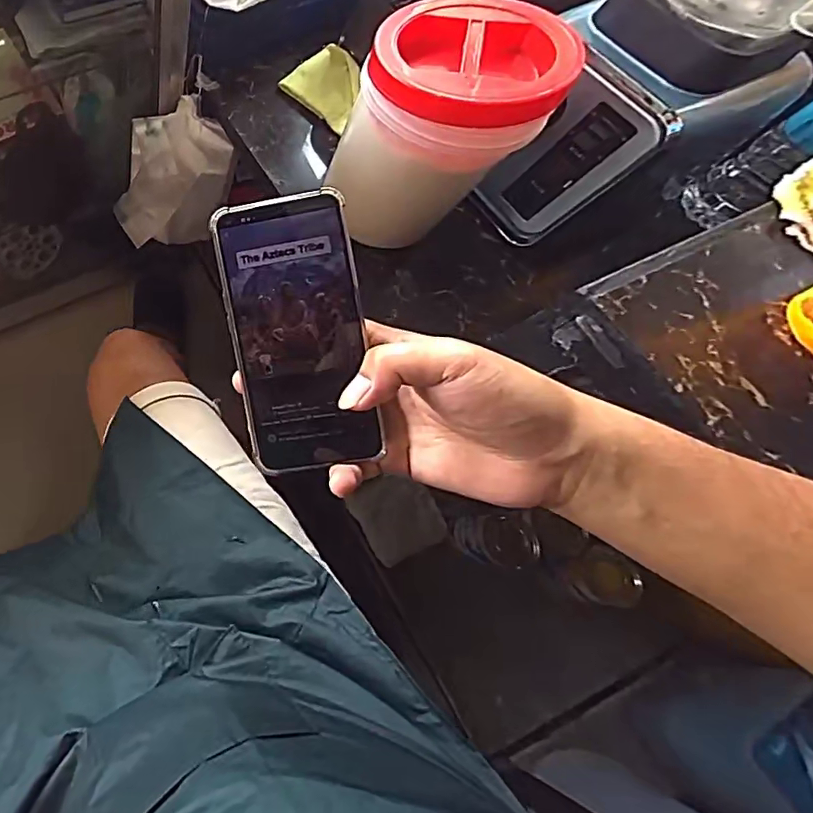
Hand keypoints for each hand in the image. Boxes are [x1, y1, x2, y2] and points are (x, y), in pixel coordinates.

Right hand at [235, 322, 602, 504]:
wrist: (551, 455)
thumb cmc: (514, 394)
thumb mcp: (453, 360)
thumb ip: (394, 366)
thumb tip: (349, 393)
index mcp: (396, 351)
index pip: (341, 338)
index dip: (307, 340)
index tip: (274, 346)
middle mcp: (387, 385)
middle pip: (328, 382)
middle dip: (295, 387)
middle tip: (260, 390)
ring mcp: (390, 422)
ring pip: (336, 425)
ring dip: (312, 431)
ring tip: (290, 435)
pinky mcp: (398, 459)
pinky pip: (357, 463)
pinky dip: (343, 471)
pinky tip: (342, 474)